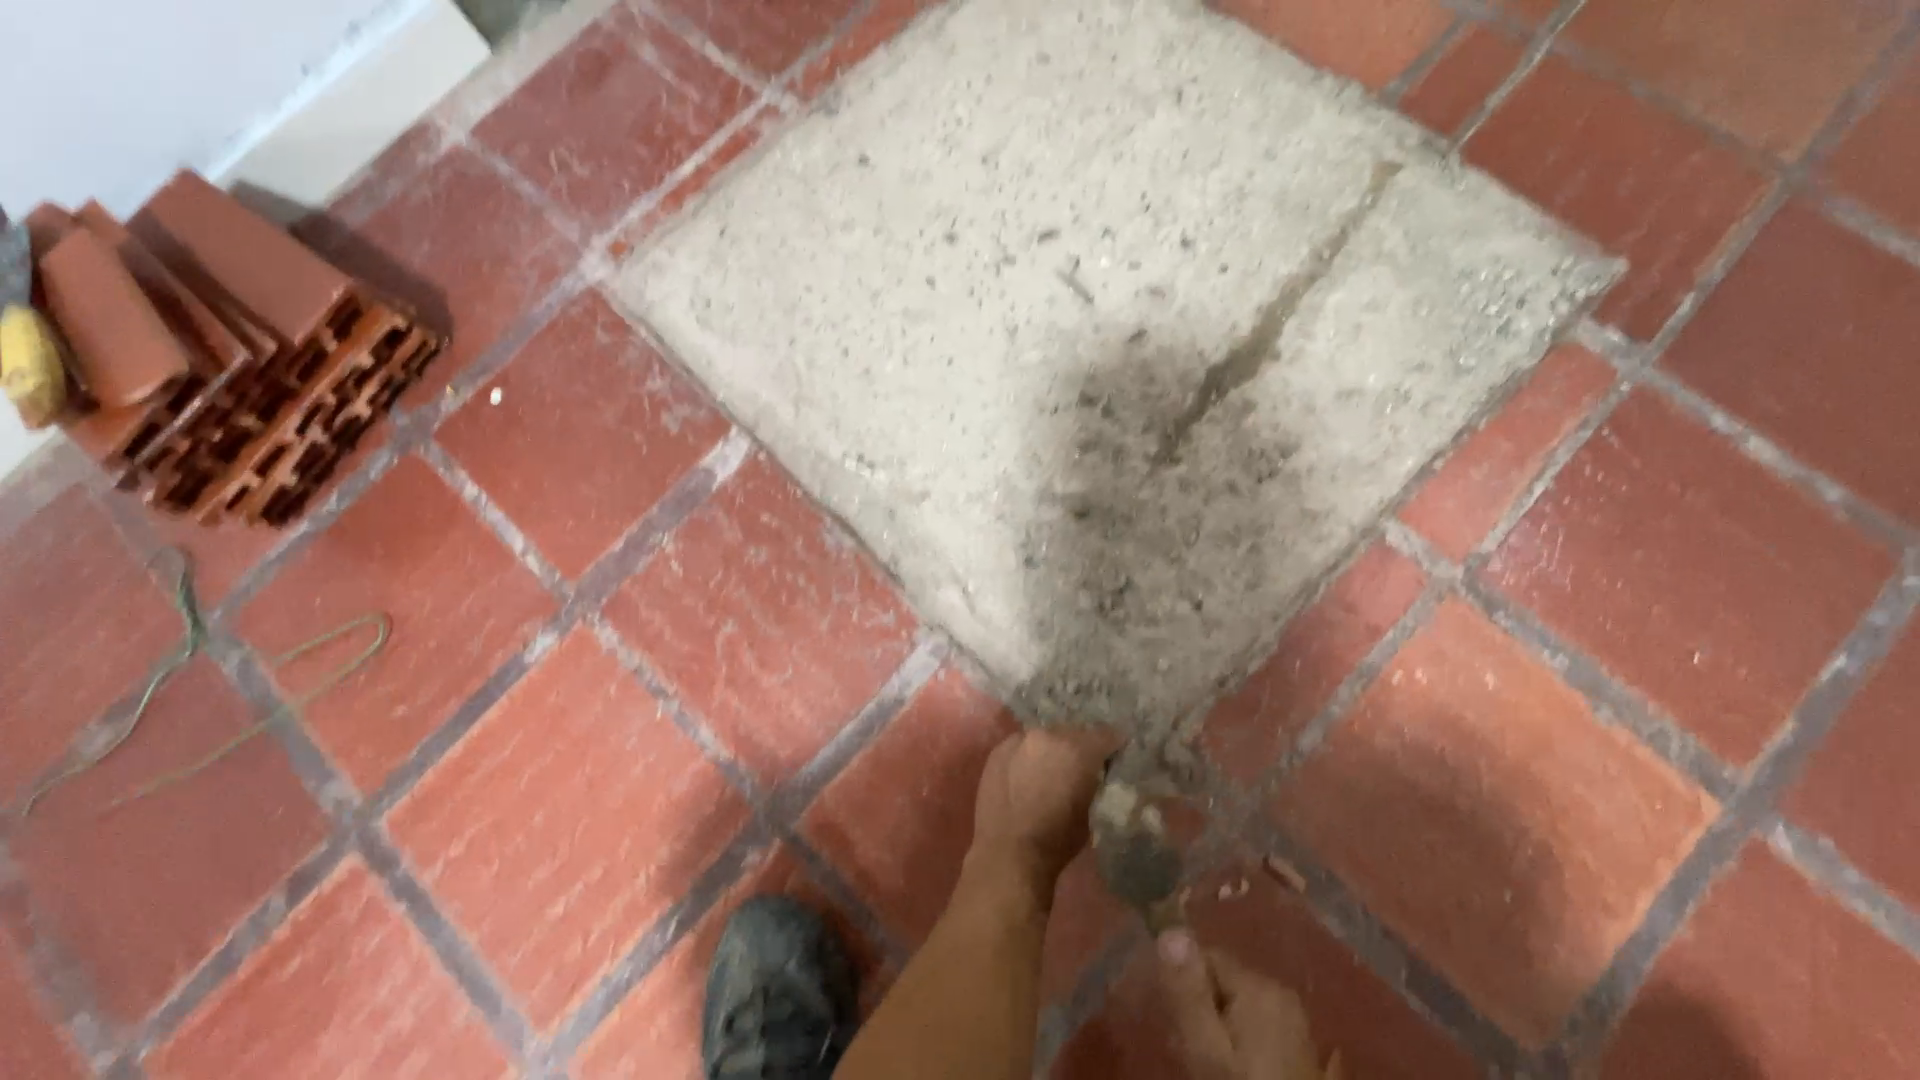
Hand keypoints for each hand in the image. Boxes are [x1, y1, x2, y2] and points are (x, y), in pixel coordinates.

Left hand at [967, 727, 1122, 893]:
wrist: (1007, 853)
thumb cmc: (1057, 839)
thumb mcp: (1092, 810)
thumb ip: (1096, 780)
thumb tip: (1096, 772)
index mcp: (1078, 749)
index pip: (1107, 734)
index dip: (1114, 746)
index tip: (1114, 758)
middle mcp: (1048, 735)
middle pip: (1074, 732)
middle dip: (1081, 747)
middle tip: (1082, 767)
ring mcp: (1019, 739)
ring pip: (1046, 737)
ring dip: (1053, 749)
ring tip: (1053, 770)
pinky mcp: (998, 750)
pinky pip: (1022, 745)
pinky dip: (1029, 755)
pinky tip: (1028, 774)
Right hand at [1156, 929, 1328, 1079]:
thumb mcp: (1208, 1048)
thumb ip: (1189, 992)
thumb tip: (1171, 931)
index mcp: (1259, 985)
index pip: (1206, 955)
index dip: (1184, 983)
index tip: (1175, 1018)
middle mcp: (1280, 990)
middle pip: (1223, 979)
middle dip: (1201, 1005)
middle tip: (1191, 1047)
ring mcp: (1295, 1017)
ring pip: (1240, 1002)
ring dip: (1220, 1024)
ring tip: (1210, 1061)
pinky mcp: (1300, 1042)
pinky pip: (1259, 1022)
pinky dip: (1242, 1037)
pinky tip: (1236, 1066)